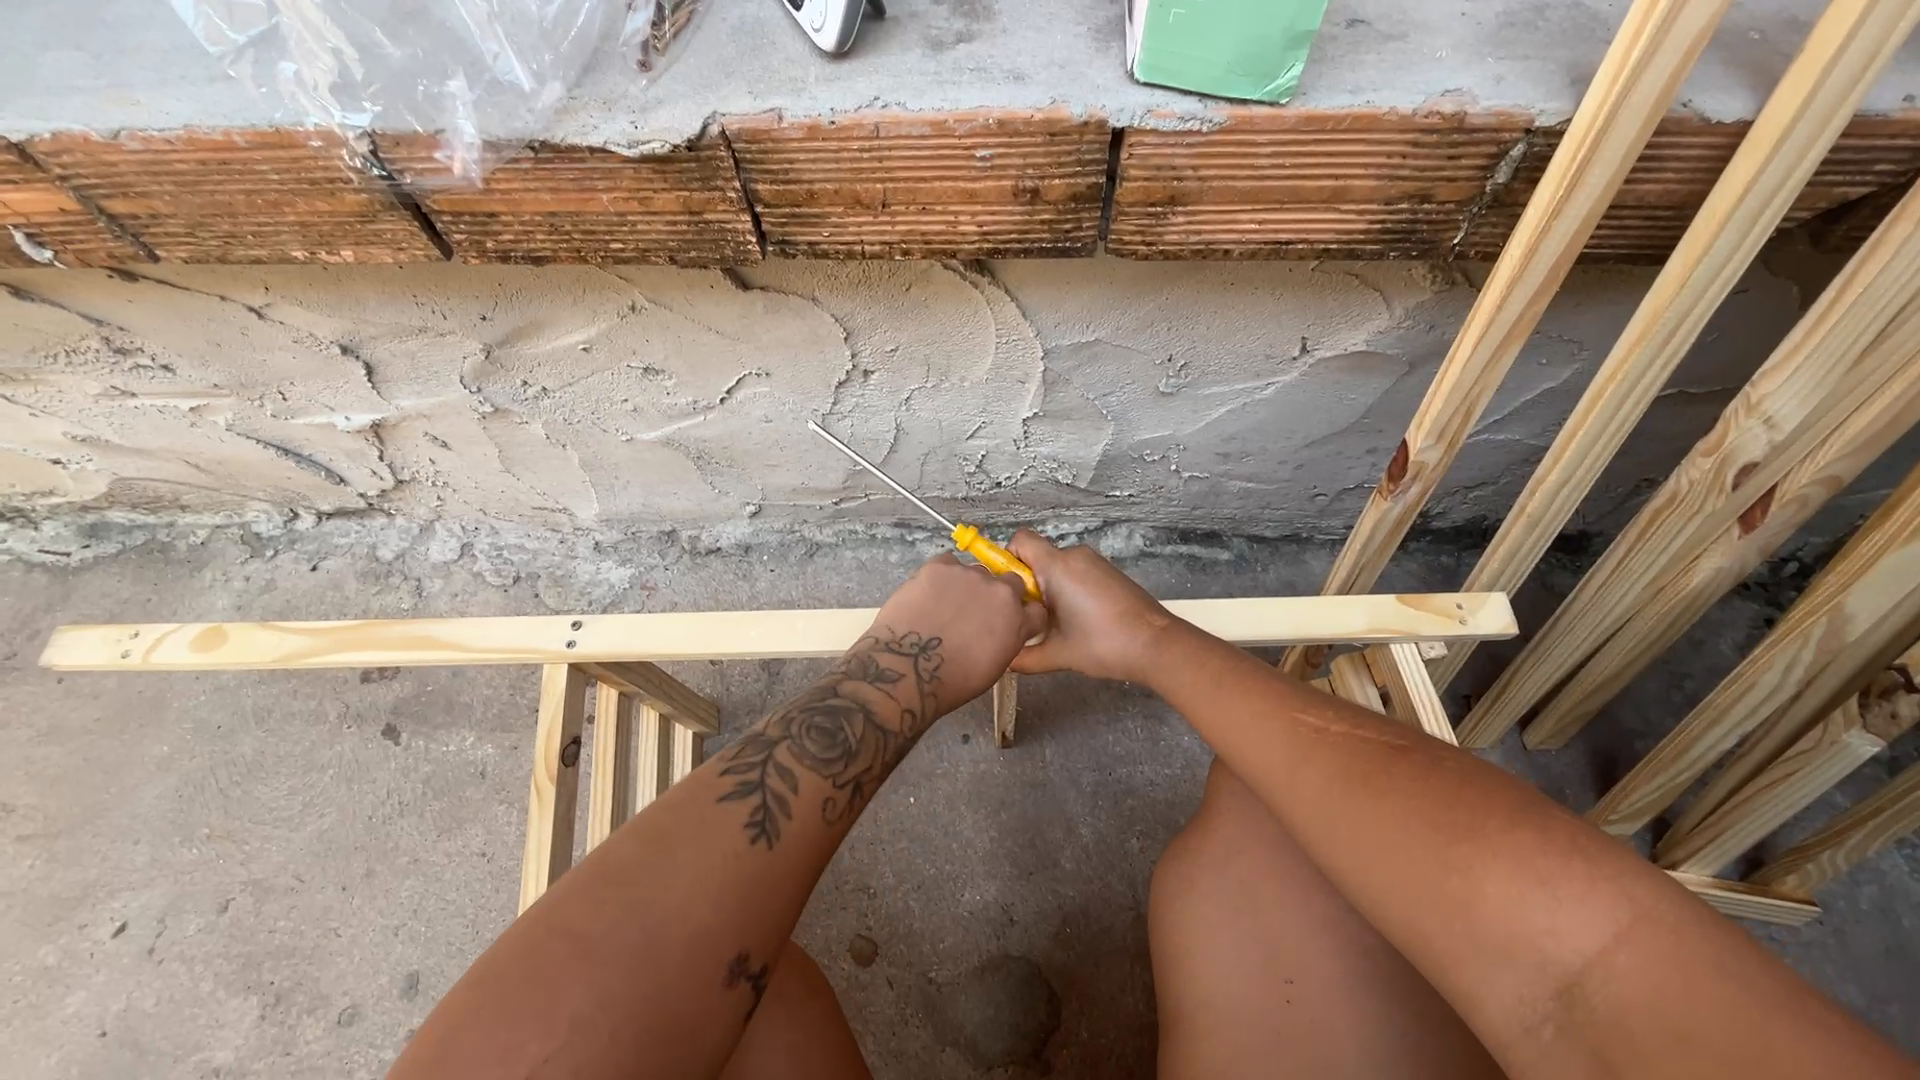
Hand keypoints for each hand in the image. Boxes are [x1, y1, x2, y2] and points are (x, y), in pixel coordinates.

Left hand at [863, 554, 1048, 715]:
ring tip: (944, 605)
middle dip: (997, 594)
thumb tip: (998, 631)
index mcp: (1017, 622)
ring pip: (976, 572)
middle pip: (1009, 582)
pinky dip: (941, 576)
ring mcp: (969, 575)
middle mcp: (1000, 592)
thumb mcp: (993, 667)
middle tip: (974, 611)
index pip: (1035, 609)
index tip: (1008, 619)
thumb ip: (1005, 640)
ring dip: (967, 585)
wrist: (907, 667)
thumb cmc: (951, 680)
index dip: (1022, 613)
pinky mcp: (939, 567)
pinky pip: (946, 563)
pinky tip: (928, 594)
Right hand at [1006, 531, 1178, 682]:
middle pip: (1037, 558)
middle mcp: (1075, 556)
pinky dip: (1069, 591)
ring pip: (1057, 568)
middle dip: (1029, 585)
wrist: (1157, 645)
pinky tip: (1077, 621)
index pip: (1020, 540)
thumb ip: (1023, 655)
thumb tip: (1004, 658)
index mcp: (1058, 566)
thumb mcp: (1057, 654)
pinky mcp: (1109, 573)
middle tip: (1030, 617)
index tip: (1011, 592)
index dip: (1007, 560)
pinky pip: (1077, 574)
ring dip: (1050, 591)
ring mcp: (1095, 563)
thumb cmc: (1105, 644)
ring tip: (1055, 625)